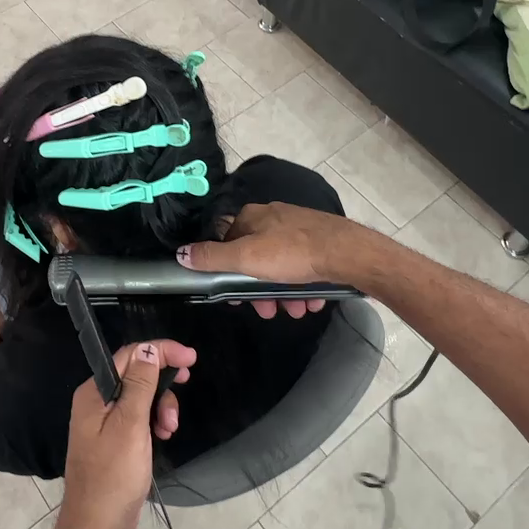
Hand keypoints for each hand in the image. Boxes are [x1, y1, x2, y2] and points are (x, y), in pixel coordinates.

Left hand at [59, 340, 197, 528]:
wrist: (97, 528)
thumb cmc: (113, 475)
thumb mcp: (130, 425)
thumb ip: (139, 384)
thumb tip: (148, 349)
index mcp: (94, 392)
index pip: (129, 355)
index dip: (160, 351)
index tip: (191, 358)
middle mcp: (96, 401)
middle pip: (136, 374)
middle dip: (163, 381)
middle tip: (186, 385)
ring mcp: (104, 422)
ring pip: (141, 397)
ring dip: (161, 405)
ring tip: (170, 428)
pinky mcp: (114, 440)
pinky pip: (138, 418)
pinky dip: (154, 422)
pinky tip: (164, 436)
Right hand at [179, 202, 366, 316]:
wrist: (346, 253)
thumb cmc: (291, 254)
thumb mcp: (246, 259)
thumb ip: (212, 258)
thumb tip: (181, 254)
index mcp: (251, 217)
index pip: (228, 244)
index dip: (229, 273)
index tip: (236, 297)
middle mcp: (273, 217)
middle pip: (256, 259)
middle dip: (261, 289)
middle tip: (269, 311)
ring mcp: (298, 227)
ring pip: (282, 266)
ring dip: (284, 293)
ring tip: (295, 311)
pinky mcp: (319, 240)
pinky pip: (303, 266)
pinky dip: (303, 286)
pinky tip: (311, 301)